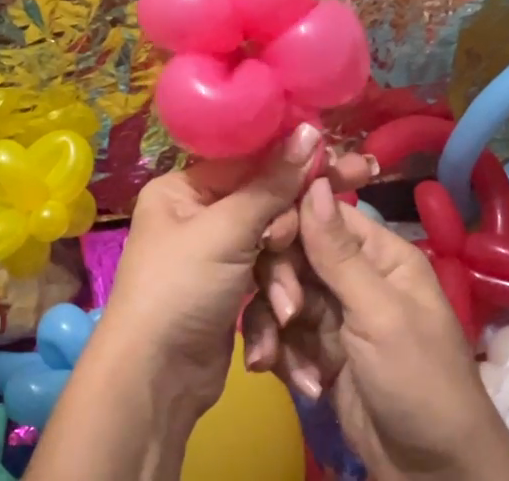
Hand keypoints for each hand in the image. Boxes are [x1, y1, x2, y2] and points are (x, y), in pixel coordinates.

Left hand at [96, 123, 371, 412]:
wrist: (155, 379)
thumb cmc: (181, 289)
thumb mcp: (227, 231)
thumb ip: (272, 184)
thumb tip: (310, 130)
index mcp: (183, 188)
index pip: (248, 161)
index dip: (296, 160)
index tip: (344, 159)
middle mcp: (197, 214)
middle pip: (265, 202)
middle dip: (297, 226)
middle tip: (353, 208)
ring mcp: (215, 254)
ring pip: (272, 245)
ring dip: (283, 277)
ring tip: (284, 309)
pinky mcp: (230, 290)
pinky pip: (266, 278)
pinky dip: (274, 298)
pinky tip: (281, 321)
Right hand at [246, 178, 508, 480]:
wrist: (432, 474)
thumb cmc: (419, 381)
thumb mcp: (380, 314)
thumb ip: (339, 252)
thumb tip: (312, 180)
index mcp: (380, 254)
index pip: (323, 215)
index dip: (290, 221)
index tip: (265, 238)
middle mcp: (354, 275)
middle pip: (295, 253)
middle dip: (281, 284)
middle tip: (285, 315)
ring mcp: (333, 313)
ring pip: (281, 294)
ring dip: (276, 326)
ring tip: (279, 360)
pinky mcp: (316, 349)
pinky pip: (282, 333)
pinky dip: (282, 354)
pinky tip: (293, 380)